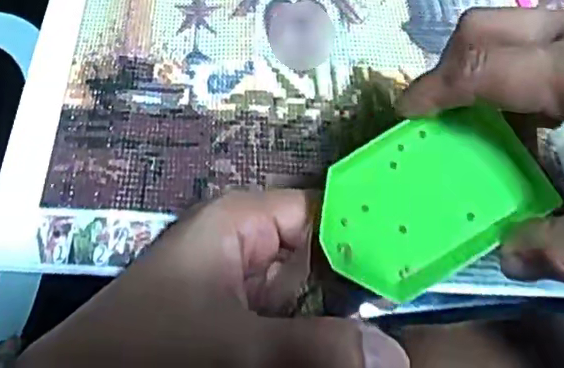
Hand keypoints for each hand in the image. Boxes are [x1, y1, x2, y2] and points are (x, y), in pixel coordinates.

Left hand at [19, 189, 407, 367]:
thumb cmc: (154, 346)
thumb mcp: (239, 346)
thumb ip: (317, 347)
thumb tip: (395, 354)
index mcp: (241, 222)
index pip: (318, 209)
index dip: (362, 230)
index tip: (410, 257)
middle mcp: (242, 247)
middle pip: (315, 258)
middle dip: (355, 286)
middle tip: (409, 302)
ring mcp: (234, 292)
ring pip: (301, 300)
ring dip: (334, 322)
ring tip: (389, 336)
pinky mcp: (226, 327)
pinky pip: (280, 328)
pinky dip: (306, 341)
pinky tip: (342, 349)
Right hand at [397, 8, 563, 307]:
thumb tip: (508, 246)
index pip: (484, 66)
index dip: (433, 92)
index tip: (400, 119)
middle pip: (494, 23)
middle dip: (453, 66)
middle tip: (442, 123)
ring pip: (531, 25)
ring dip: (498, 67)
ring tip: (499, 132)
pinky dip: (538, 68)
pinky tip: (561, 121)